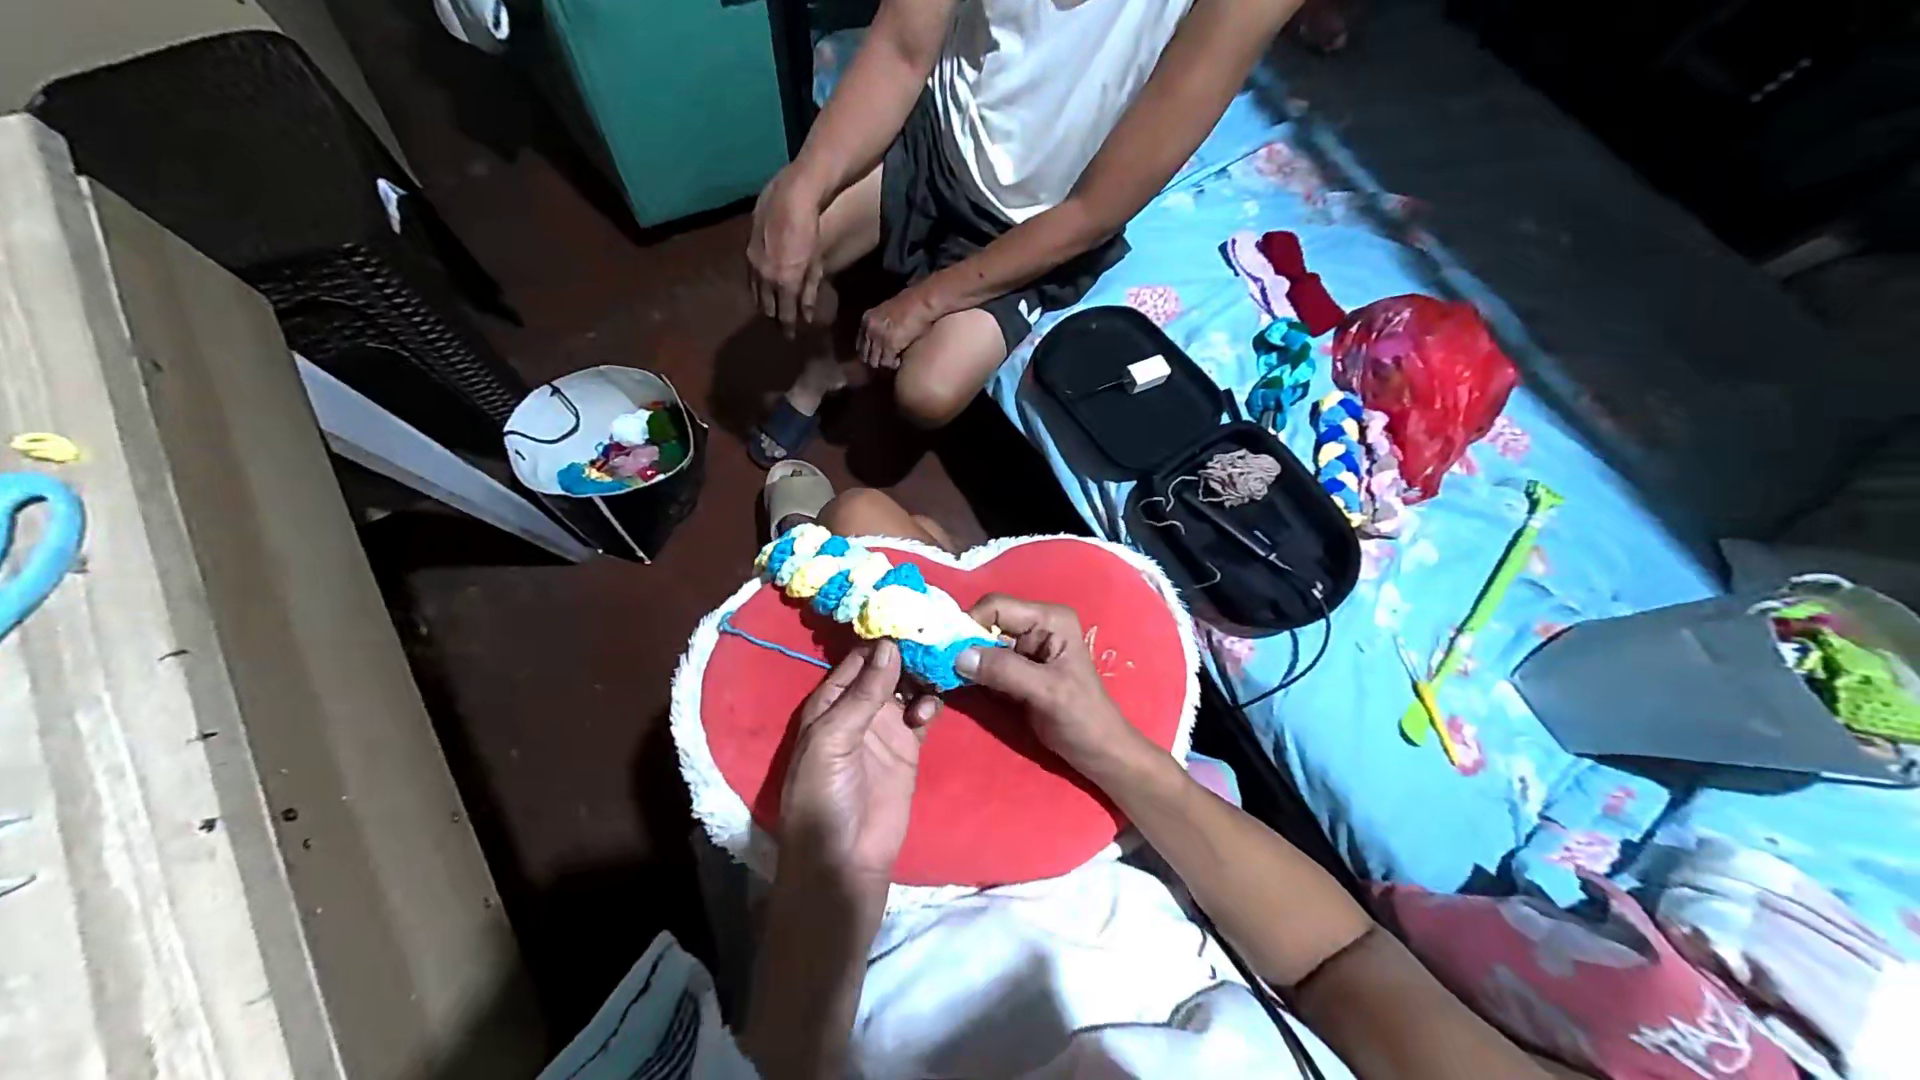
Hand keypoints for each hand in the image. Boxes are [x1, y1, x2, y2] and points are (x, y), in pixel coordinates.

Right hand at [747, 166, 826, 336]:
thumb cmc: (810, 231)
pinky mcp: (746, 249)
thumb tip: (806, 315)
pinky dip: (756, 286)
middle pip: (767, 307)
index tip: (789, 336)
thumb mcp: (815, 264)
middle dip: (774, 317)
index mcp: (785, 283)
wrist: (791, 196)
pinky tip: (762, 287)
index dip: (787, 328)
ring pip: (755, 293)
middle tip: (780, 324)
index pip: (784, 315)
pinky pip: (750, 276)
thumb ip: (809, 291)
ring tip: (770, 309)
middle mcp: (765, 277)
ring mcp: (753, 263)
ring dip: (763, 303)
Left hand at [779, 640, 940, 899]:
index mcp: (830, 703)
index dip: (881, 639)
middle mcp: (858, 708)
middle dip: (908, 652)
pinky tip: (933, 706)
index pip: (857, 659)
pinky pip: (922, 713)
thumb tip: (888, 646)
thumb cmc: (824, 798)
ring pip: (907, 687)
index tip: (910, 616)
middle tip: (936, 633)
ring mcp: (885, 727)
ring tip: (939, 666)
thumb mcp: (833, 741)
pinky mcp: (909, 747)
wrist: (844, 862)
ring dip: (922, 675)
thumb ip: (862, 695)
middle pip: (887, 669)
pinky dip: (931, 703)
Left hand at [857, 284, 943, 368]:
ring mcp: (879, 337)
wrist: (922, 301)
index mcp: (867, 319)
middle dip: (875, 361)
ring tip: (893, 363)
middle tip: (885, 363)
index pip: (860, 344)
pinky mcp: (890, 345)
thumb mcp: (888, 311)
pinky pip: (887, 363)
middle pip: (865, 355)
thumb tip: (883, 338)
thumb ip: (881, 323)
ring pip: (875, 361)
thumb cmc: (910, 304)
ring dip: (884, 364)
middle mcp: (869, 329)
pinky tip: (900, 361)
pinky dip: (893, 365)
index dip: (868, 353)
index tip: (877, 357)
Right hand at [954, 595, 1144, 777]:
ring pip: (981, 643)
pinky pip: (984, 662)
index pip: (996, 607)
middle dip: (963, 643)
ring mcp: (1025, 647)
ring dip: (964, 659)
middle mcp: (1036, 625)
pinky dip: (971, 672)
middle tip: (941, 667)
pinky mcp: (1016, 669)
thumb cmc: (1082, 718)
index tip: (949, 653)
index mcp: (1049, 619)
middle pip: (985, 622)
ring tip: (946, 677)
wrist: (1098, 752)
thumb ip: (1004, 670)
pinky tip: (958, 684)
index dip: (970, 625)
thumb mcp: (1046, 692)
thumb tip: (958, 656)